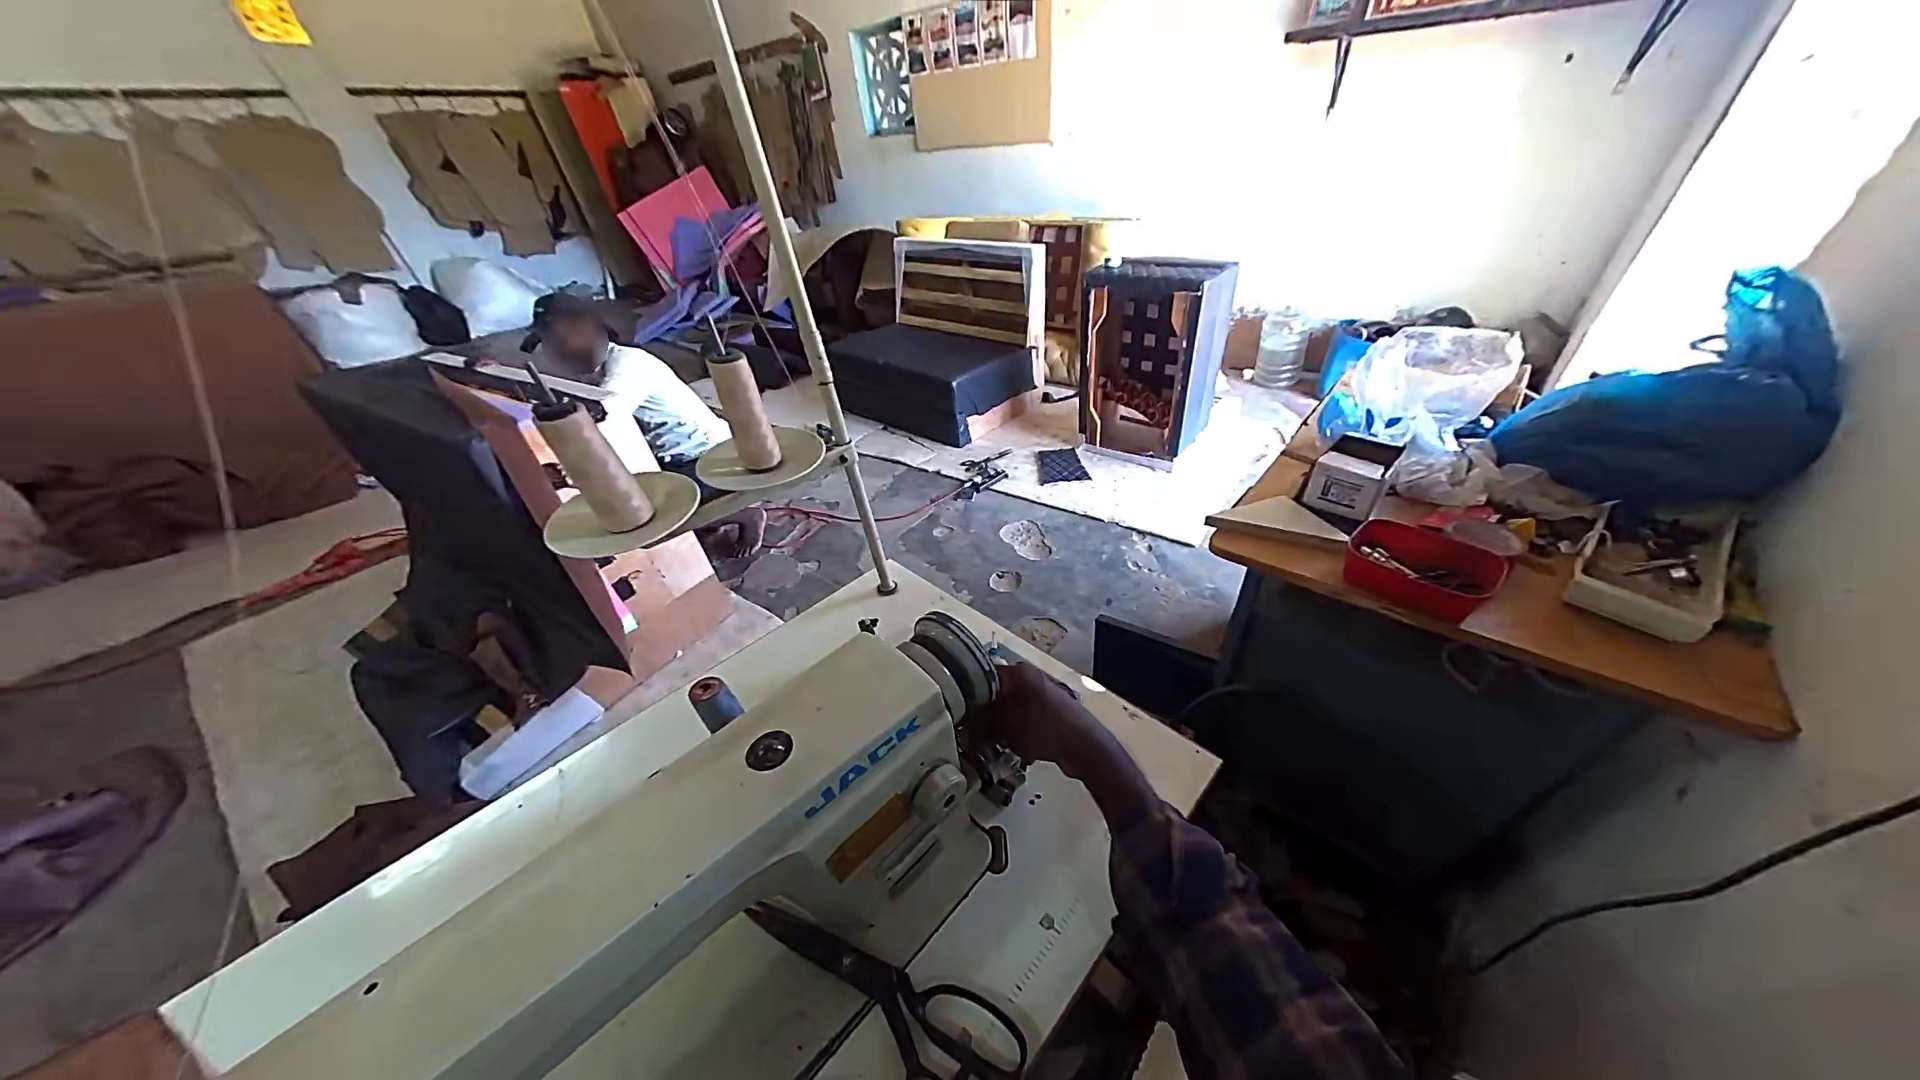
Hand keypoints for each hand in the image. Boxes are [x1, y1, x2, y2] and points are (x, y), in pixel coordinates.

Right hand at [964, 661, 1102, 765]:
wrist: (1083, 745)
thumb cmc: (1043, 727)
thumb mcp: (1005, 725)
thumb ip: (981, 722)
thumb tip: (964, 725)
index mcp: (1018, 672)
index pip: (982, 674)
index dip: (967, 693)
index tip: (958, 710)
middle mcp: (1029, 678)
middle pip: (994, 692)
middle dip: (982, 714)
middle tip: (970, 731)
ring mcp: (1040, 695)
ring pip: (1007, 708)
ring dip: (996, 725)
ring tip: (987, 743)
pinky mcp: (1048, 712)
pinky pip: (1021, 718)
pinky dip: (1012, 730)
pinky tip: (1008, 746)